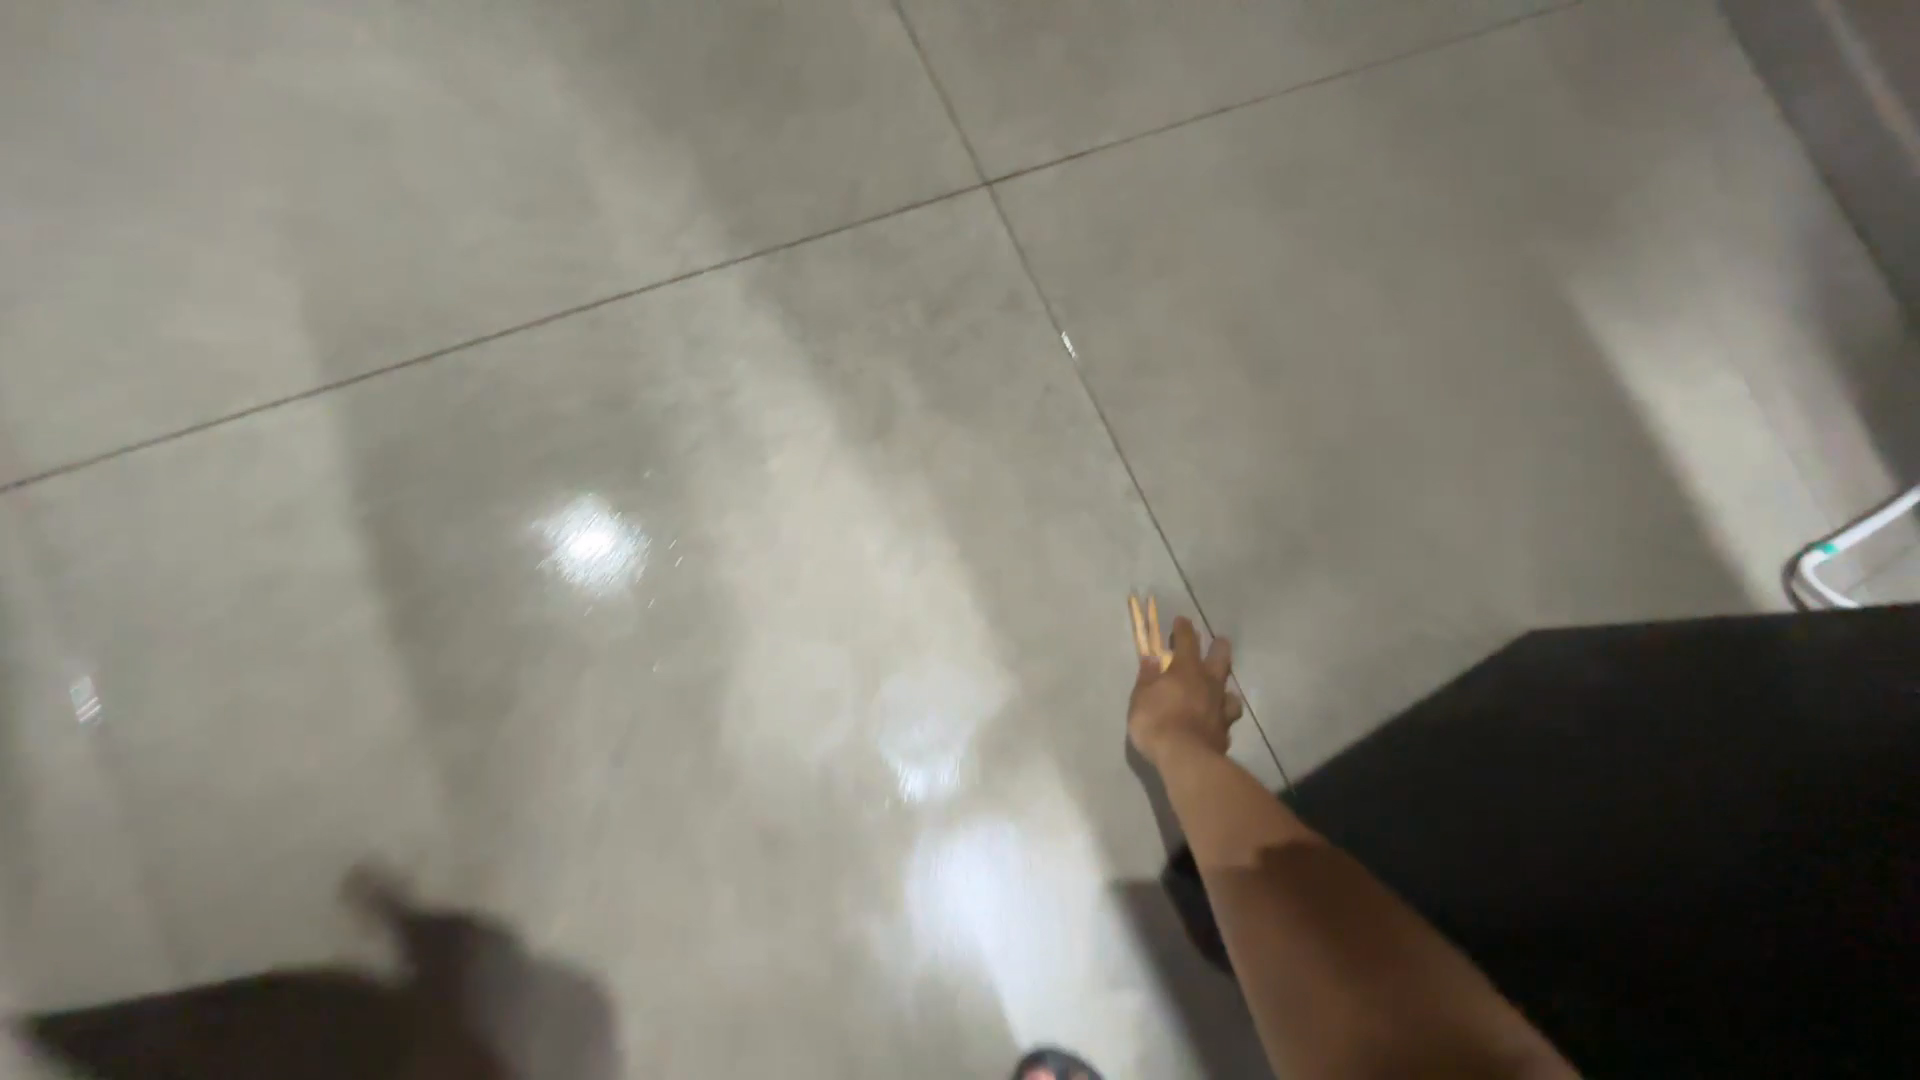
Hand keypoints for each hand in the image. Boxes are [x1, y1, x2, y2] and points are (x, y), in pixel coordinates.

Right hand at [1128, 612, 1241, 767]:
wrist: (1185, 757)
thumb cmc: (1156, 722)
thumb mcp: (1140, 697)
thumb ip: (1147, 678)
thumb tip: (1152, 659)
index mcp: (1186, 670)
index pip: (1187, 641)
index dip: (1184, 629)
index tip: (1182, 620)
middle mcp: (1208, 684)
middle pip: (1220, 659)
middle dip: (1219, 647)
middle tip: (1220, 641)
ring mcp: (1220, 707)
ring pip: (1229, 689)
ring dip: (1225, 684)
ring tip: (1221, 686)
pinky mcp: (1225, 730)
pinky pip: (1227, 716)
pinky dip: (1222, 713)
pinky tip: (1218, 718)